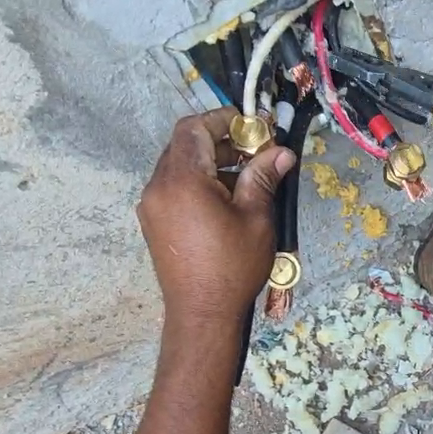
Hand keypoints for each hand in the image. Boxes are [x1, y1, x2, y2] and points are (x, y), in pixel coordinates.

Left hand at [136, 107, 295, 329]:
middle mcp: (158, 186)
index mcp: (183, 180)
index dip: (222, 120)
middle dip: (219, 142)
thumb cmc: (233, 267)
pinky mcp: (153, 222)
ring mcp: (151, 205)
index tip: (251, 127)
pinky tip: (224, 203)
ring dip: (209, 164)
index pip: (194, 128)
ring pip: (178, 167)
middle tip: (253, 153)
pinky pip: (173, 188)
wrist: (202, 313)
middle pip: (184, 145)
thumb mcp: (256, 219)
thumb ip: (263, 178)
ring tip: (244, 181)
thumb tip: (281, 152)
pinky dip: (197, 184)